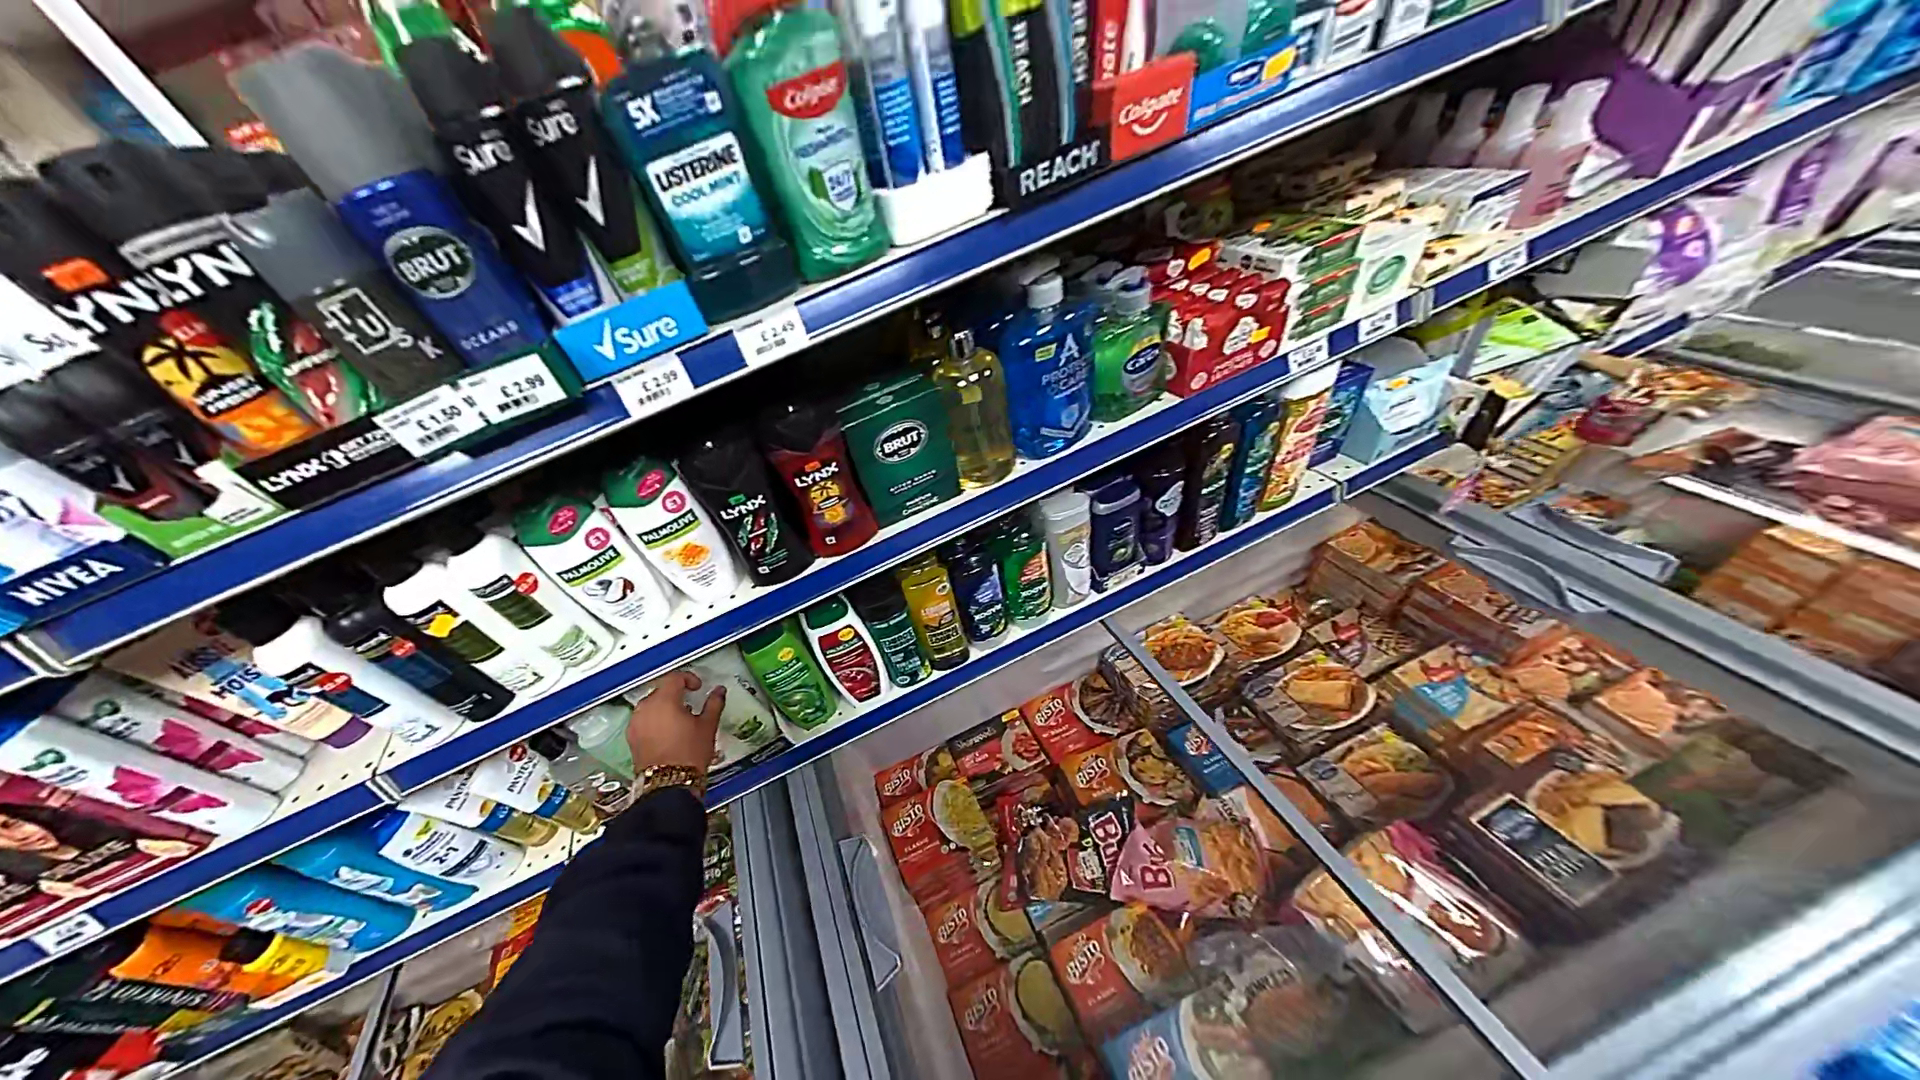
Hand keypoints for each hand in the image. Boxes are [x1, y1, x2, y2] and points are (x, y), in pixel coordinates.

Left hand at [626, 670, 724, 775]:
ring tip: (681, 719)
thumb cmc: (688, 754)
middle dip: (676, 693)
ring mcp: (636, 724)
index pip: (674, 678)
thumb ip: (714, 703)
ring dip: (665, 706)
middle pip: (660, 690)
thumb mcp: (707, 726)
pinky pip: (644, 720)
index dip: (689, 678)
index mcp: (664, 701)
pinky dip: (655, 720)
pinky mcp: (632, 738)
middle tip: (691, 703)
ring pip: (651, 705)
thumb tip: (718, 692)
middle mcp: (645, 709)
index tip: (697, 687)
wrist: (669, 785)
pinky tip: (669, 732)